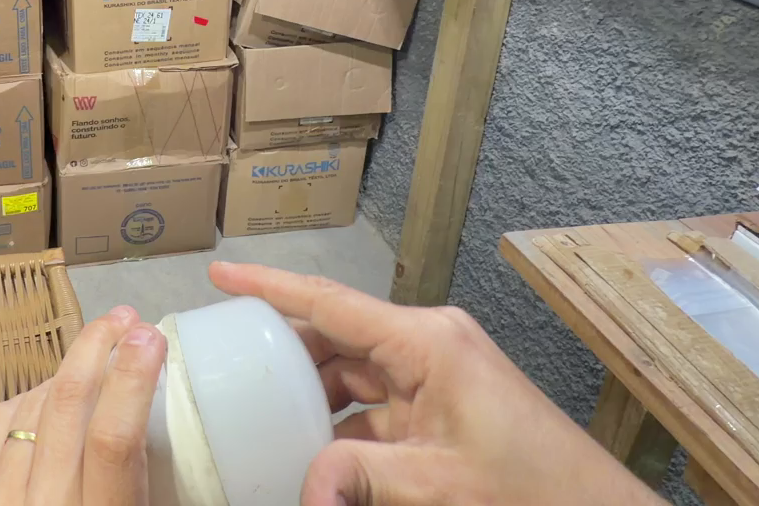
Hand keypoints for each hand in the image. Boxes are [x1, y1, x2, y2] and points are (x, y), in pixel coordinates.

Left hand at [0, 305, 166, 504]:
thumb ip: (137, 475)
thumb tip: (145, 399)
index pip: (112, 439)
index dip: (131, 379)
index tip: (150, 335)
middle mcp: (43, 504)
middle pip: (66, 403)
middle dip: (97, 346)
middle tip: (126, 318)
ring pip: (32, 406)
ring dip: (67, 371)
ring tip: (94, 356)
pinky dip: (26, 397)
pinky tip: (47, 390)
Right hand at [209, 262, 664, 505]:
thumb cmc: (537, 492)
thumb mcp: (442, 486)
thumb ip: (363, 479)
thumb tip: (301, 492)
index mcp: (424, 340)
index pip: (330, 302)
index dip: (270, 285)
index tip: (220, 274)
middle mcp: (423, 340)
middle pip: (335, 332)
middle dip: (287, 349)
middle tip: (233, 359)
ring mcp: (432, 369)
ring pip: (352, 367)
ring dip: (315, 392)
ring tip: (267, 411)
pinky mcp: (438, 399)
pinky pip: (374, 400)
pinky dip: (345, 422)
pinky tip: (317, 448)